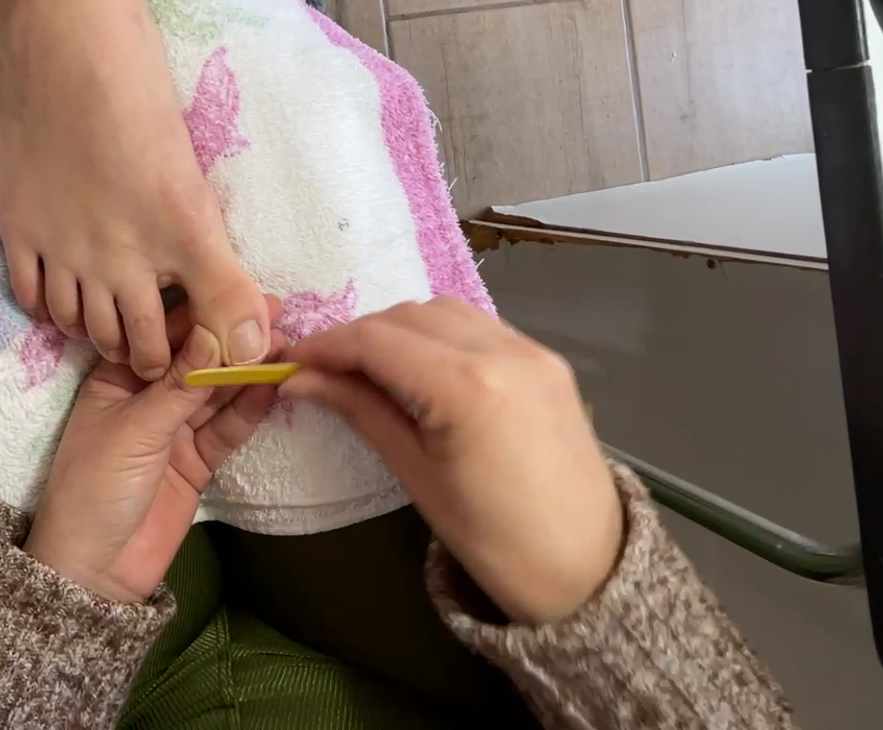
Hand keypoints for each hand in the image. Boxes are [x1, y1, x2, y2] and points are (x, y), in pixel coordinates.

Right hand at [0, 0, 268, 377]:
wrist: (68, 40)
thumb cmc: (142, 87)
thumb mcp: (194, 172)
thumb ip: (215, 255)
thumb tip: (252, 325)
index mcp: (181, 238)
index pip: (207, 330)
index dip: (209, 355)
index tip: (205, 353)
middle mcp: (121, 257)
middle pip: (137, 340)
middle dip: (153, 357)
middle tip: (158, 353)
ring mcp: (64, 246)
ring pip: (83, 326)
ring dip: (101, 337)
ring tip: (114, 332)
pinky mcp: (19, 228)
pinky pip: (33, 298)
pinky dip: (51, 311)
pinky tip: (62, 301)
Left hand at [24, 304, 282, 601]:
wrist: (95, 572)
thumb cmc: (96, 488)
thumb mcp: (135, 429)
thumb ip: (179, 385)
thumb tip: (214, 332)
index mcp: (118, 377)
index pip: (164, 336)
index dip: (202, 315)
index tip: (239, 294)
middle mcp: (149, 395)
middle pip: (197, 360)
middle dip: (233, 339)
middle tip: (277, 314)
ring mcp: (176, 427)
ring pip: (217, 391)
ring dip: (249, 370)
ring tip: (285, 345)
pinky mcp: (197, 459)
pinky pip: (227, 427)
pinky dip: (249, 408)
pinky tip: (273, 386)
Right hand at [280, 298, 623, 624]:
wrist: (589, 572)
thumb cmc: (491, 538)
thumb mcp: (414, 472)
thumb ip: (358, 409)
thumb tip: (299, 378)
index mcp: (467, 387)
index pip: (377, 340)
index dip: (327, 344)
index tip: (293, 360)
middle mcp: (502, 351)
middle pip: (405, 316)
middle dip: (358, 336)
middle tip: (327, 370)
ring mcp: (530, 349)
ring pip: (440, 310)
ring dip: (397, 328)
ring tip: (374, 367)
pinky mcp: (545, 357)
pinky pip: (476, 324)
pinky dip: (436, 333)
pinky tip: (423, 364)